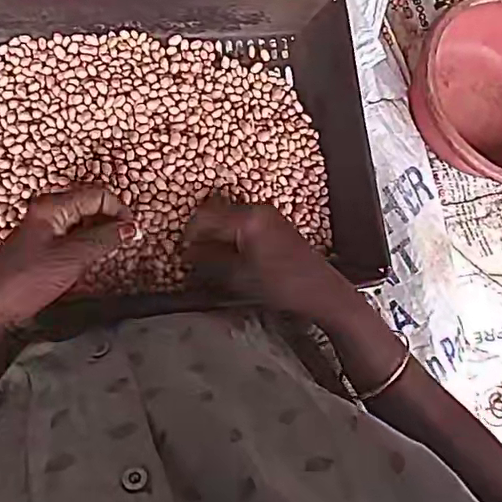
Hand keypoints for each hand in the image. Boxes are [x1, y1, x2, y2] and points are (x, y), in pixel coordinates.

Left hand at [0, 187, 135, 331]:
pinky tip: (88, 263)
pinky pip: (73, 238)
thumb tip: (130, 228)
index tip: (131, 232)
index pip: (98, 195)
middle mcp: (46, 212)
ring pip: (83, 223)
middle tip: (124, 242)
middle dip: (111, 222)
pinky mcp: (42, 248)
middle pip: (91, 206)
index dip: (119, 211)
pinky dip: (87, 246)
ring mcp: (43, 230)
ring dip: (100, 236)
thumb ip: (105, 239)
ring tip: (107, 254)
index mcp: (52, 206)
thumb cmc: (24, 282)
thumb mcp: (73, 257)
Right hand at [182, 197, 353, 320]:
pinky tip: (230, 256)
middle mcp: (258, 210)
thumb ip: (209, 261)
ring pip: (230, 219)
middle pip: (217, 214)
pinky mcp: (276, 225)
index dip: (188, 235)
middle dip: (202, 234)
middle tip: (190, 256)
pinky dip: (232, 237)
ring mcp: (269, 215)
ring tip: (208, 259)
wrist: (321, 291)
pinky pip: (244, 224)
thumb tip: (187, 254)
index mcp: (247, 218)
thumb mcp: (239, 276)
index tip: (180, 251)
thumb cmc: (283, 285)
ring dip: (217, 235)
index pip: (204, 217)